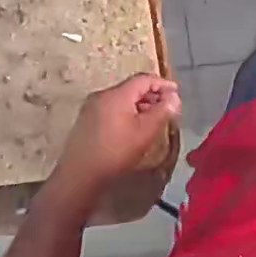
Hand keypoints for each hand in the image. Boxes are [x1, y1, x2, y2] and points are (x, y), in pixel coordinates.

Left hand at [51, 75, 180, 199]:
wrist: (79, 177)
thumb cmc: (116, 152)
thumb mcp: (146, 131)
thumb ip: (163, 110)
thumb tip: (174, 96)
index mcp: (117, 95)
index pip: (144, 79)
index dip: (163, 84)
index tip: (176, 93)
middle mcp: (101, 96)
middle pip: (132, 87)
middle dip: (152, 94)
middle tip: (167, 107)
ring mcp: (90, 108)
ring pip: (121, 98)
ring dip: (140, 104)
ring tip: (152, 118)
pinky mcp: (85, 120)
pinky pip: (111, 107)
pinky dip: (126, 111)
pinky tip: (133, 126)